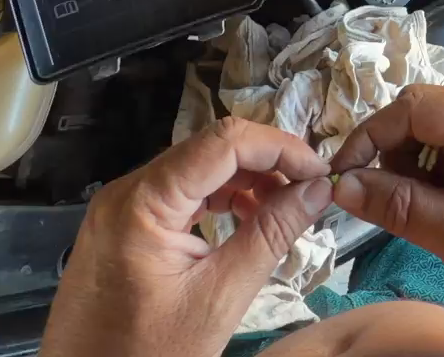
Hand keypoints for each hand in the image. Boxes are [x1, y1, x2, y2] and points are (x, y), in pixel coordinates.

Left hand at [42, 117, 334, 356]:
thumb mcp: (218, 300)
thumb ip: (272, 235)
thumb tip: (320, 187)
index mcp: (144, 201)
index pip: (226, 142)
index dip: (280, 148)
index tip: (319, 172)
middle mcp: (128, 189)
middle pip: (213, 147)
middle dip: (268, 161)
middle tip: (309, 187)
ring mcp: (123, 206)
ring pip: (201, 165)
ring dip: (249, 178)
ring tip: (285, 207)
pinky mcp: (125, 224)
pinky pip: (184, 190)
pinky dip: (223, 196)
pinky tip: (249, 219)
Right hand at [328, 84, 443, 333]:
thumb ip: (395, 203)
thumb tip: (341, 186)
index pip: (414, 106)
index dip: (371, 133)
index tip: (342, 173)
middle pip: (420, 112)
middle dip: (387, 148)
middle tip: (369, 191)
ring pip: (429, 133)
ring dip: (404, 163)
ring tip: (403, 205)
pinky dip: (424, 174)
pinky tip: (423, 205)